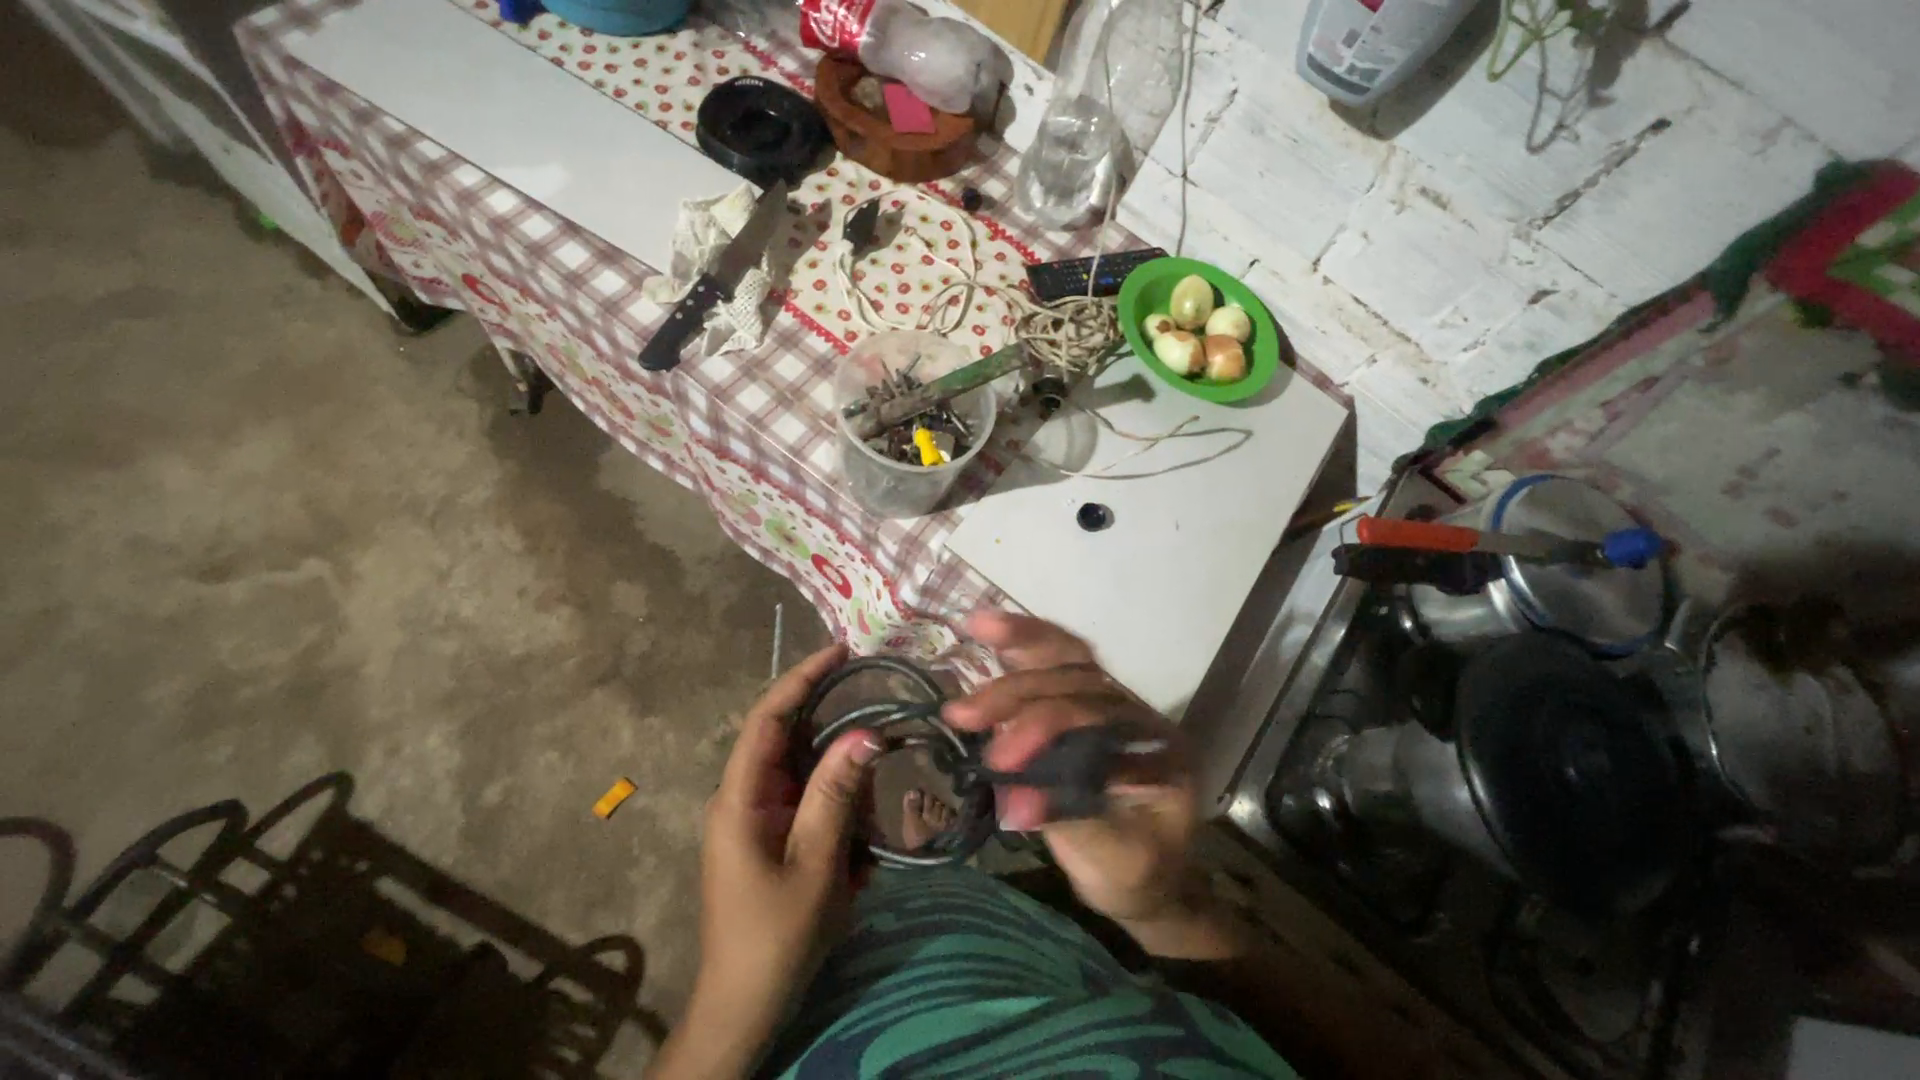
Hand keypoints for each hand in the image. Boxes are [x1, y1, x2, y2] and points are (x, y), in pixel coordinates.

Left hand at [650, 643, 878, 1078]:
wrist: (746, 1005)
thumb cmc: (775, 935)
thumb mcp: (814, 863)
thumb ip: (835, 795)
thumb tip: (866, 734)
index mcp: (740, 796)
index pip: (768, 718)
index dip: (802, 679)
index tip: (842, 650)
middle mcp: (744, 797)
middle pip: (788, 739)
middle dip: (833, 725)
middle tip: (880, 707)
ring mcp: (757, 819)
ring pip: (805, 773)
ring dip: (841, 777)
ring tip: (872, 792)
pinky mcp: (772, 840)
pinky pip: (809, 805)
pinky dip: (839, 809)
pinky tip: (862, 835)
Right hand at [943, 612, 1201, 927]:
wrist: (1147, 883)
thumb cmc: (1137, 875)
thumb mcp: (1115, 861)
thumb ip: (1073, 822)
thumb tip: (1017, 799)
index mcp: (1158, 748)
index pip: (1098, 719)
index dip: (1043, 729)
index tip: (998, 762)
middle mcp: (1137, 715)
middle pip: (1079, 681)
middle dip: (1017, 691)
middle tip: (961, 712)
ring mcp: (1111, 706)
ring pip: (1070, 660)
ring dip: (1021, 645)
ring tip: (975, 625)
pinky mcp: (1083, 707)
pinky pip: (1056, 668)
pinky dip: (1022, 646)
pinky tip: (988, 629)